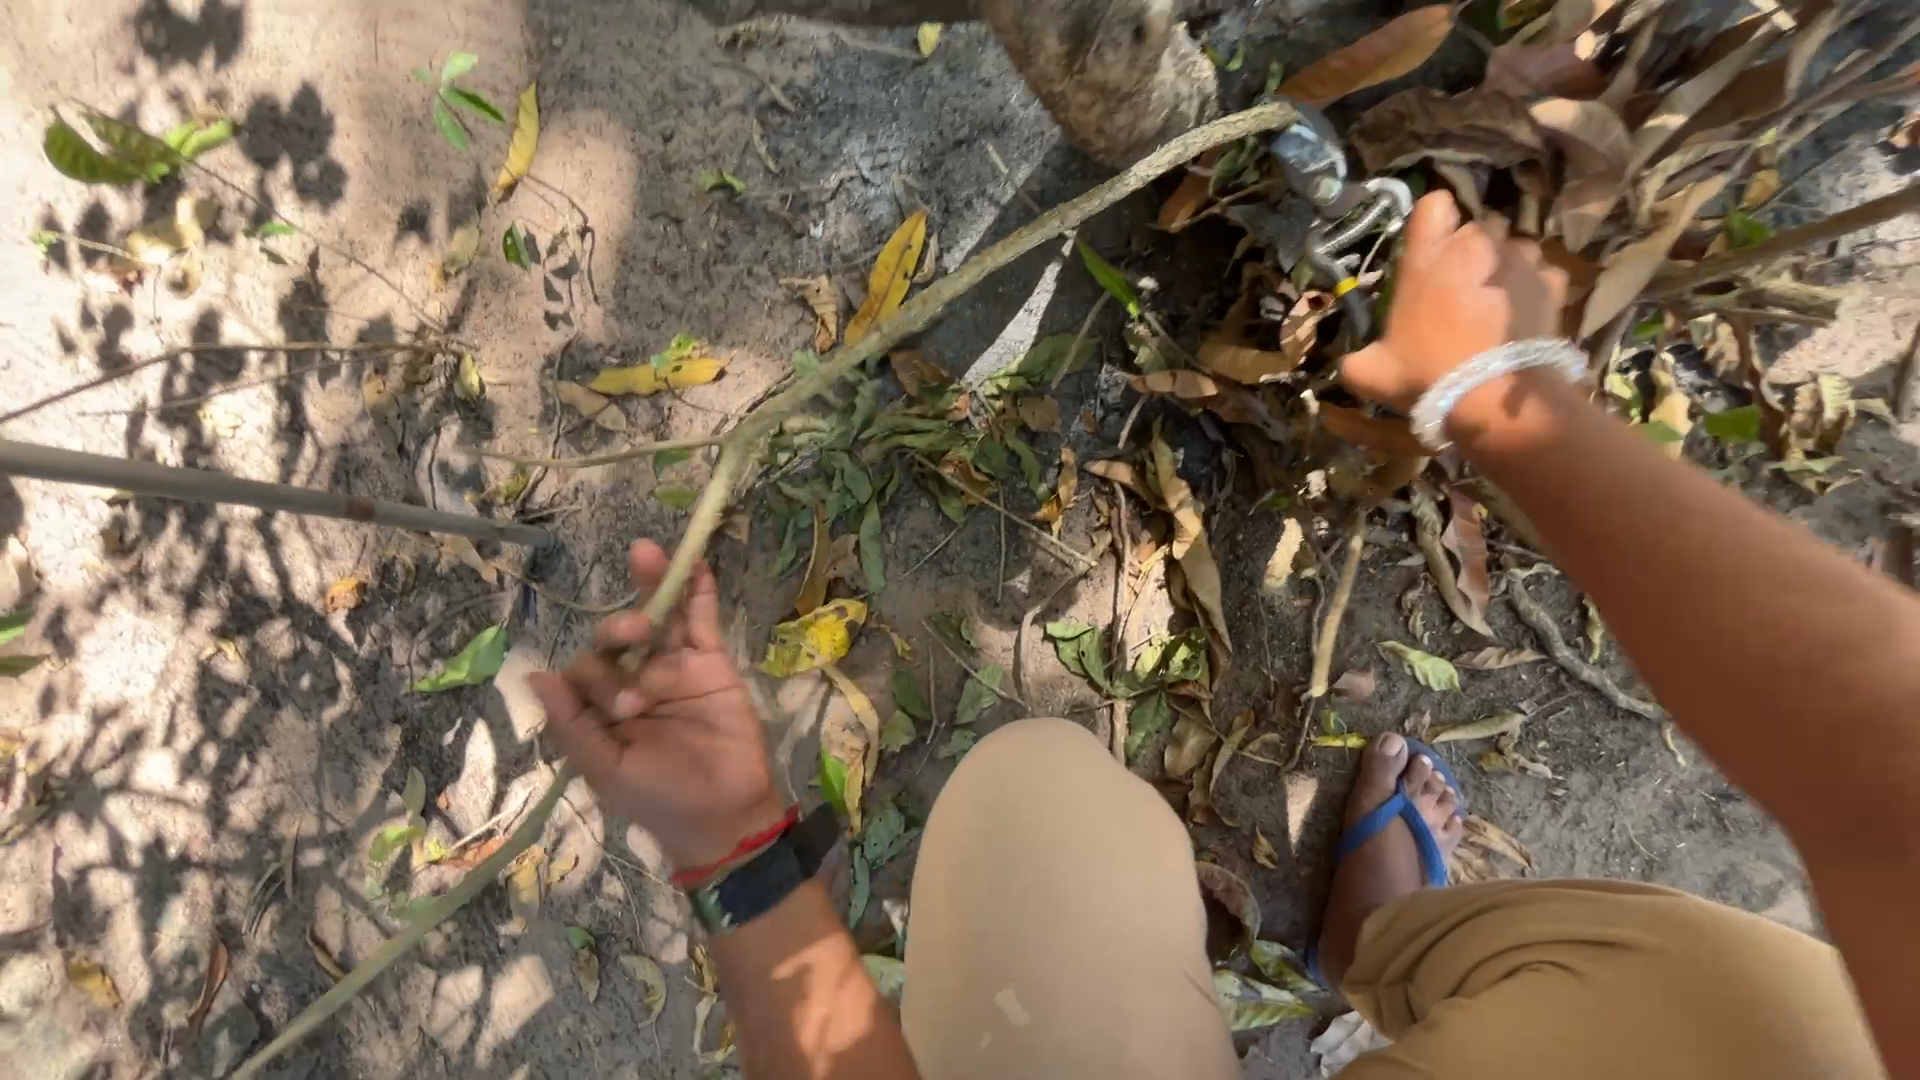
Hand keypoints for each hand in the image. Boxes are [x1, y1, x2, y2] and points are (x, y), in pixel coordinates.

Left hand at [531, 540, 782, 875]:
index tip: (622, 706)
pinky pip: (703, 622)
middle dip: (619, 626)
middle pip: (620, 634)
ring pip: (662, 617)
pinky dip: (699, 593)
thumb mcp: (605, 768)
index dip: (595, 674)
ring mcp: (676, 668)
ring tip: (645, 552)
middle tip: (635, 631)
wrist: (724, 813)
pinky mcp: (713, 664)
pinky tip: (694, 563)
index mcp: (603, 707)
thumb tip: (536, 673)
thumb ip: (572, 723)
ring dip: (653, 582)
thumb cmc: (658, 797)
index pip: (585, 667)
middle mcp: (637, 679)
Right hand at [1341, 191, 1569, 411]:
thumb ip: (1354, 355)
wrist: (1494, 399)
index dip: (1429, 222)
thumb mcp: (1367, 372)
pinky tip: (1516, 317)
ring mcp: (1521, 259)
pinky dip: (1527, 288)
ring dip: (1499, 264)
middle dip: (1466, 249)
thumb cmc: (1426, 376)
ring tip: (1490, 300)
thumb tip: (1349, 357)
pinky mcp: (1554, 280)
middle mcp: (1476, 246)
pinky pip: (1539, 271)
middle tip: (1455, 285)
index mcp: (1428, 259)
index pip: (1433, 205)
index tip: (1425, 246)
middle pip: (1475, 225)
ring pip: (1510, 245)